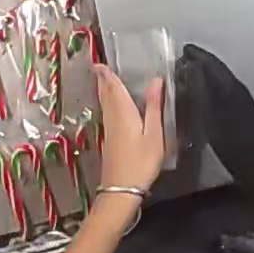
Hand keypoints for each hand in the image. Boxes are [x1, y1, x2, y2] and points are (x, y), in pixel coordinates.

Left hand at [93, 64, 163, 191]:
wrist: (121, 189)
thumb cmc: (141, 162)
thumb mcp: (154, 134)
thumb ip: (154, 107)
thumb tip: (155, 81)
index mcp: (123, 112)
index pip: (113, 88)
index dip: (106, 75)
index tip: (99, 63)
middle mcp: (113, 118)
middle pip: (106, 94)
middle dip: (103, 80)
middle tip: (98, 68)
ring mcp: (109, 130)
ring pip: (105, 104)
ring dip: (104, 90)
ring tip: (103, 80)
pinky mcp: (109, 140)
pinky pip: (107, 113)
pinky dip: (107, 103)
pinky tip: (111, 105)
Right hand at [178, 45, 253, 216]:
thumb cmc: (232, 145)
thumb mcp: (211, 118)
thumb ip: (201, 91)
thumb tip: (191, 68)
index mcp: (232, 89)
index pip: (213, 64)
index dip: (198, 55)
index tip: (183, 49)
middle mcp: (239, 91)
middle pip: (219, 70)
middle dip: (201, 62)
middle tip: (183, 59)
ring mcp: (243, 102)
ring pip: (222, 80)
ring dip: (206, 74)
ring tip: (189, 73)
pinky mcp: (243, 113)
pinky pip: (224, 90)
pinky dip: (211, 86)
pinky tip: (203, 94)